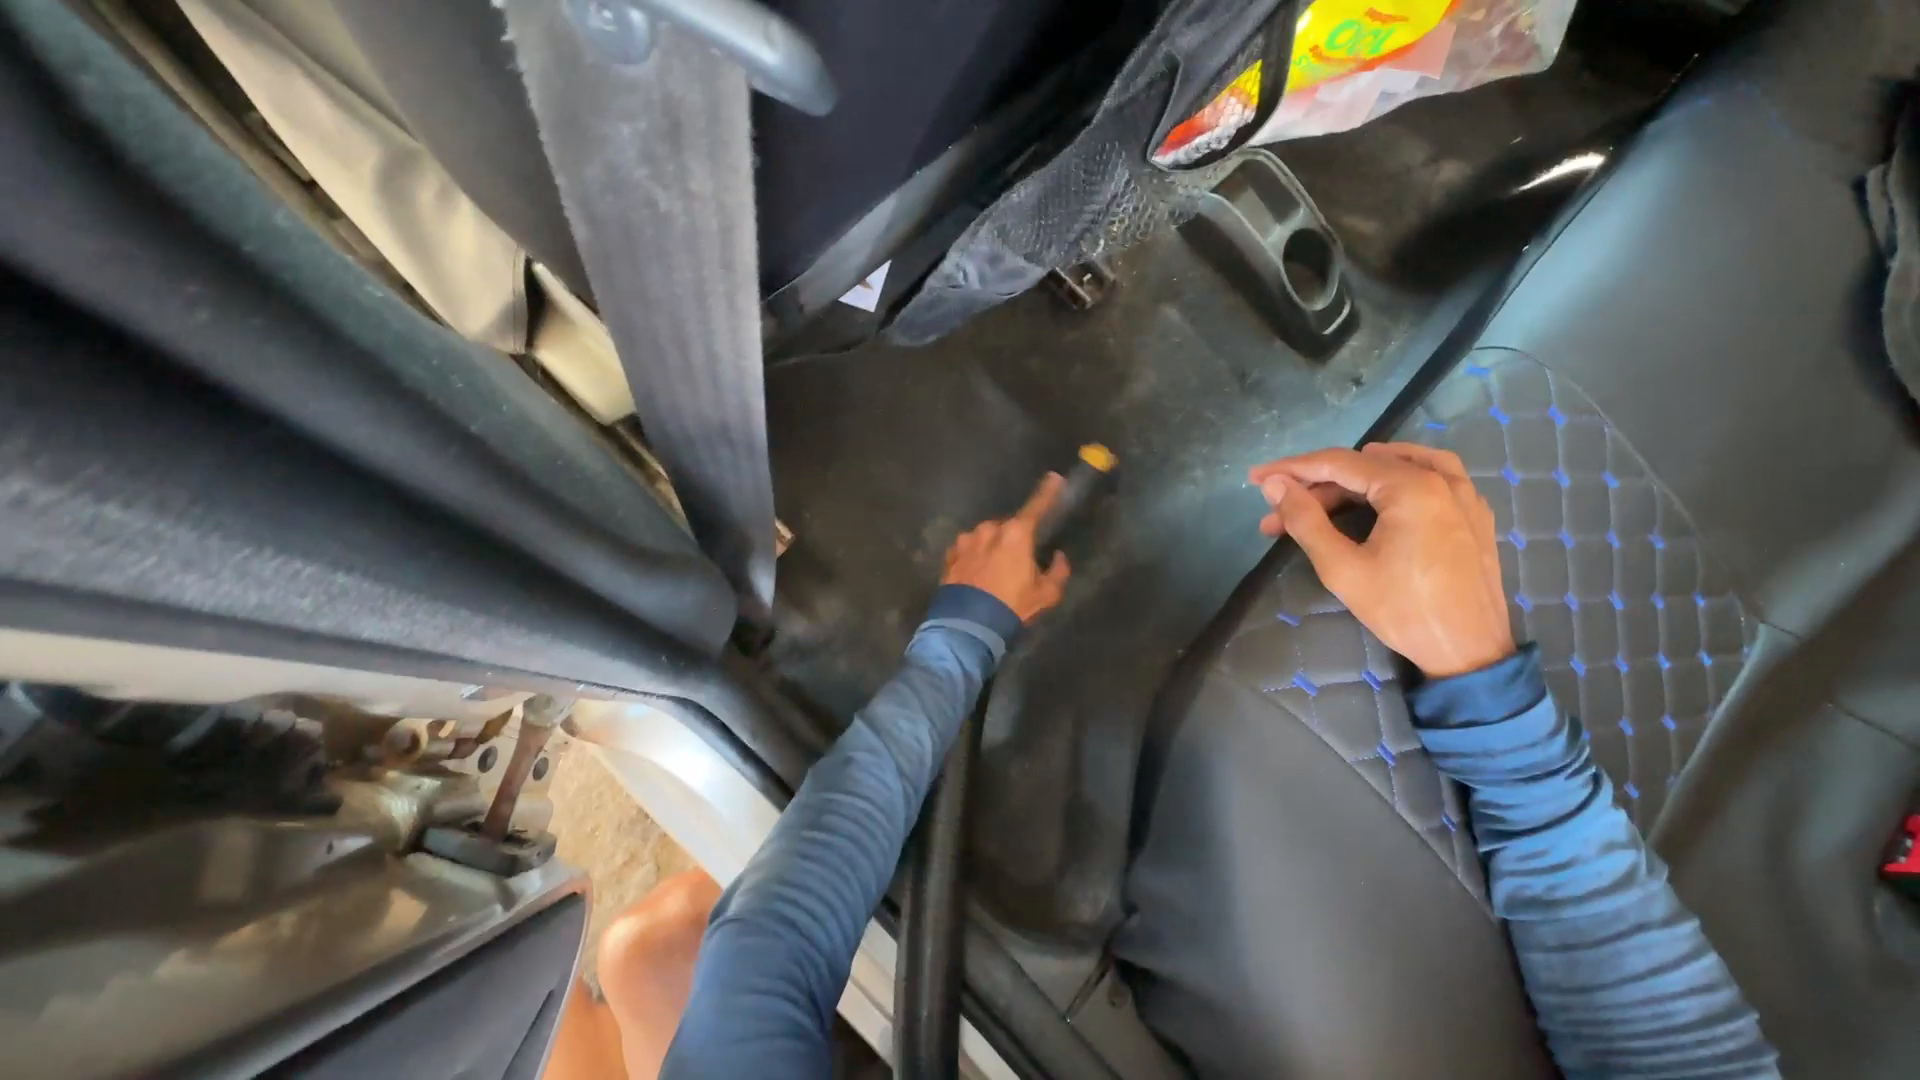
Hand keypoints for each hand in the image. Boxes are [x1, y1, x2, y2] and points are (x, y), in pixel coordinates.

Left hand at [942, 473, 1072, 622]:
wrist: (967, 627)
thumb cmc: (1012, 607)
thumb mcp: (1045, 595)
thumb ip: (1057, 571)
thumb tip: (1057, 556)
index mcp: (1016, 534)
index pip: (1036, 507)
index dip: (1048, 492)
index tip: (1055, 478)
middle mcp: (989, 529)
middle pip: (1009, 526)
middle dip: (1015, 538)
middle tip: (1020, 563)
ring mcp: (966, 541)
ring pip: (986, 537)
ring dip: (993, 548)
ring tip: (995, 574)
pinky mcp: (950, 555)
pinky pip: (969, 550)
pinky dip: (975, 557)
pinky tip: (978, 577)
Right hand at [1249, 443, 1513, 677]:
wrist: (1468, 651)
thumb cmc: (1402, 610)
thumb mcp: (1342, 568)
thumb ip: (1304, 520)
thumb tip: (1274, 485)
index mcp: (1411, 487)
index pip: (1339, 463)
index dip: (1292, 468)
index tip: (1257, 478)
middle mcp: (1441, 479)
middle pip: (1365, 467)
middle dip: (1317, 487)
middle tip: (1279, 512)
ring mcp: (1463, 494)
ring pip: (1398, 466)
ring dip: (1354, 479)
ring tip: (1319, 498)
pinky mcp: (1473, 513)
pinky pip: (1432, 476)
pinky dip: (1397, 477)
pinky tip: (1379, 494)